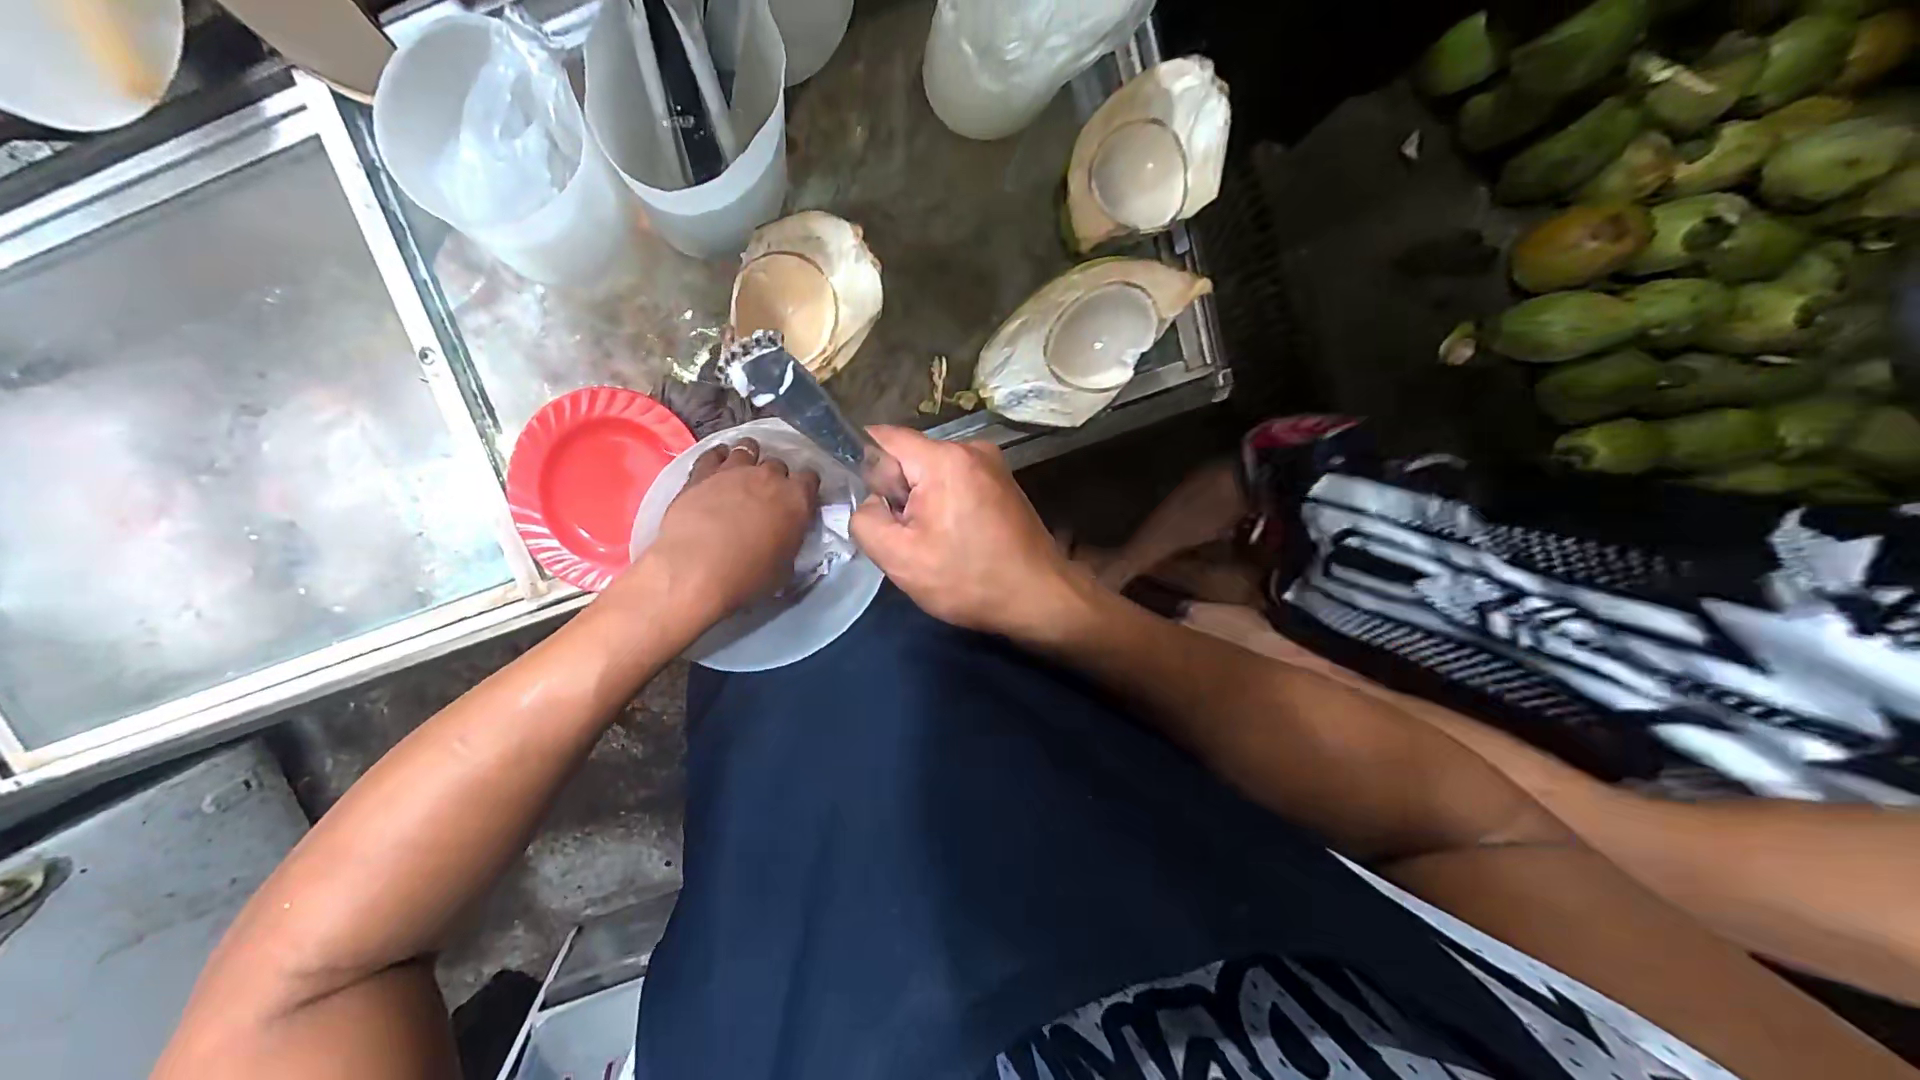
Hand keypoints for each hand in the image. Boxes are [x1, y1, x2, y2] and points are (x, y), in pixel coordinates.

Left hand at [612, 438, 818, 624]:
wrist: (696, 569)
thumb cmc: (748, 576)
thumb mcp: (785, 568)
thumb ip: (789, 544)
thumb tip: (784, 540)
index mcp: (796, 499)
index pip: (810, 479)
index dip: (805, 489)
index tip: (799, 501)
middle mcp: (769, 477)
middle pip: (778, 464)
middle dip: (775, 477)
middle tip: (767, 495)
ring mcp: (734, 471)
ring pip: (747, 449)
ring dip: (749, 458)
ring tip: (744, 470)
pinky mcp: (701, 473)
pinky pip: (713, 454)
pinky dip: (718, 456)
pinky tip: (717, 463)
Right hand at [850, 426, 1086, 640]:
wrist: (1039, 598)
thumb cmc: (968, 579)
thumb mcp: (900, 558)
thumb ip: (866, 520)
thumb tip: (869, 502)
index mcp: (944, 459)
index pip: (883, 438)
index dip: (861, 464)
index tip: (858, 498)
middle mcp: (971, 449)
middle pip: (909, 457)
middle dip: (895, 491)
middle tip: (902, 534)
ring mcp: (992, 464)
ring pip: (932, 473)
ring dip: (921, 502)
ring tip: (931, 542)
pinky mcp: (1002, 483)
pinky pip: (956, 483)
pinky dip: (945, 505)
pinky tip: (953, 539)